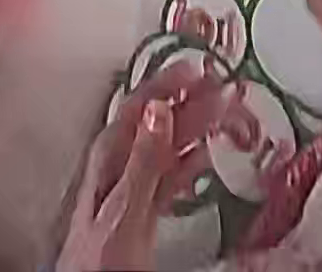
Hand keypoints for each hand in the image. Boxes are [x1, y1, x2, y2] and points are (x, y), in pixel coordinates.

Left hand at [58, 63, 226, 271]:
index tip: (197, 67)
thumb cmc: (98, 260)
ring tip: (223, 110)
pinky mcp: (142, 205)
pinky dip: (191, 156)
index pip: (142, 102)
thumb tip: (159, 108)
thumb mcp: (125, 205)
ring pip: (168, 141)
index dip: (169, 82)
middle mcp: (120, 161)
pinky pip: (171, 169)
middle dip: (190, 99)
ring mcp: (132, 183)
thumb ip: (142, 157)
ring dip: (196, 124)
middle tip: (221, 84)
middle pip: (158, 119)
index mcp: (111, 153)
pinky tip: (206, 152)